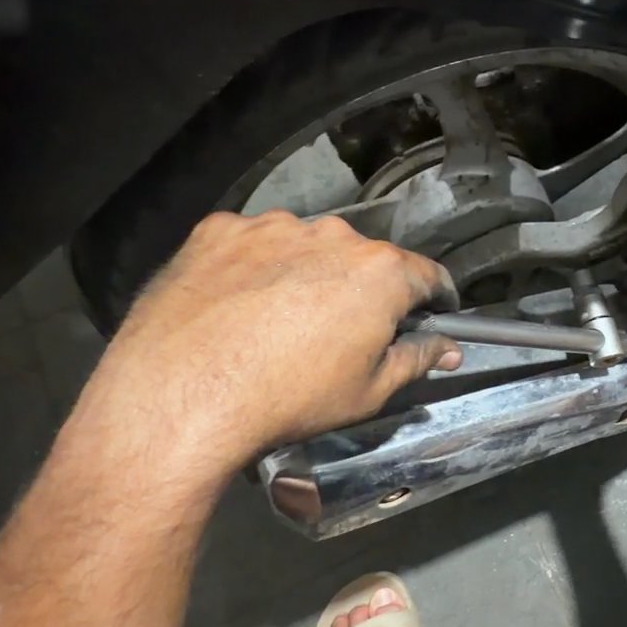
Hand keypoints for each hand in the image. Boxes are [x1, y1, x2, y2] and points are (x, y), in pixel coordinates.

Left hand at [67, 211, 461, 491]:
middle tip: (346, 333)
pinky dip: (259, 267)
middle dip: (366, 290)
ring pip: (309, 248)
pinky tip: (242, 307)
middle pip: (366, 260)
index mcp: (380, 272)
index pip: (428, 276)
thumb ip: (416, 359)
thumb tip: (446, 348)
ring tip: (283, 322)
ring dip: (311, 274)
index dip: (435, 301)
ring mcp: (272, 227)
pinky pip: (255, 244)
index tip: (429, 317)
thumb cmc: (287, 399)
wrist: (180, 397)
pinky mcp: (220, 232)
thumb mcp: (369, 392)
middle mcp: (332, 235)